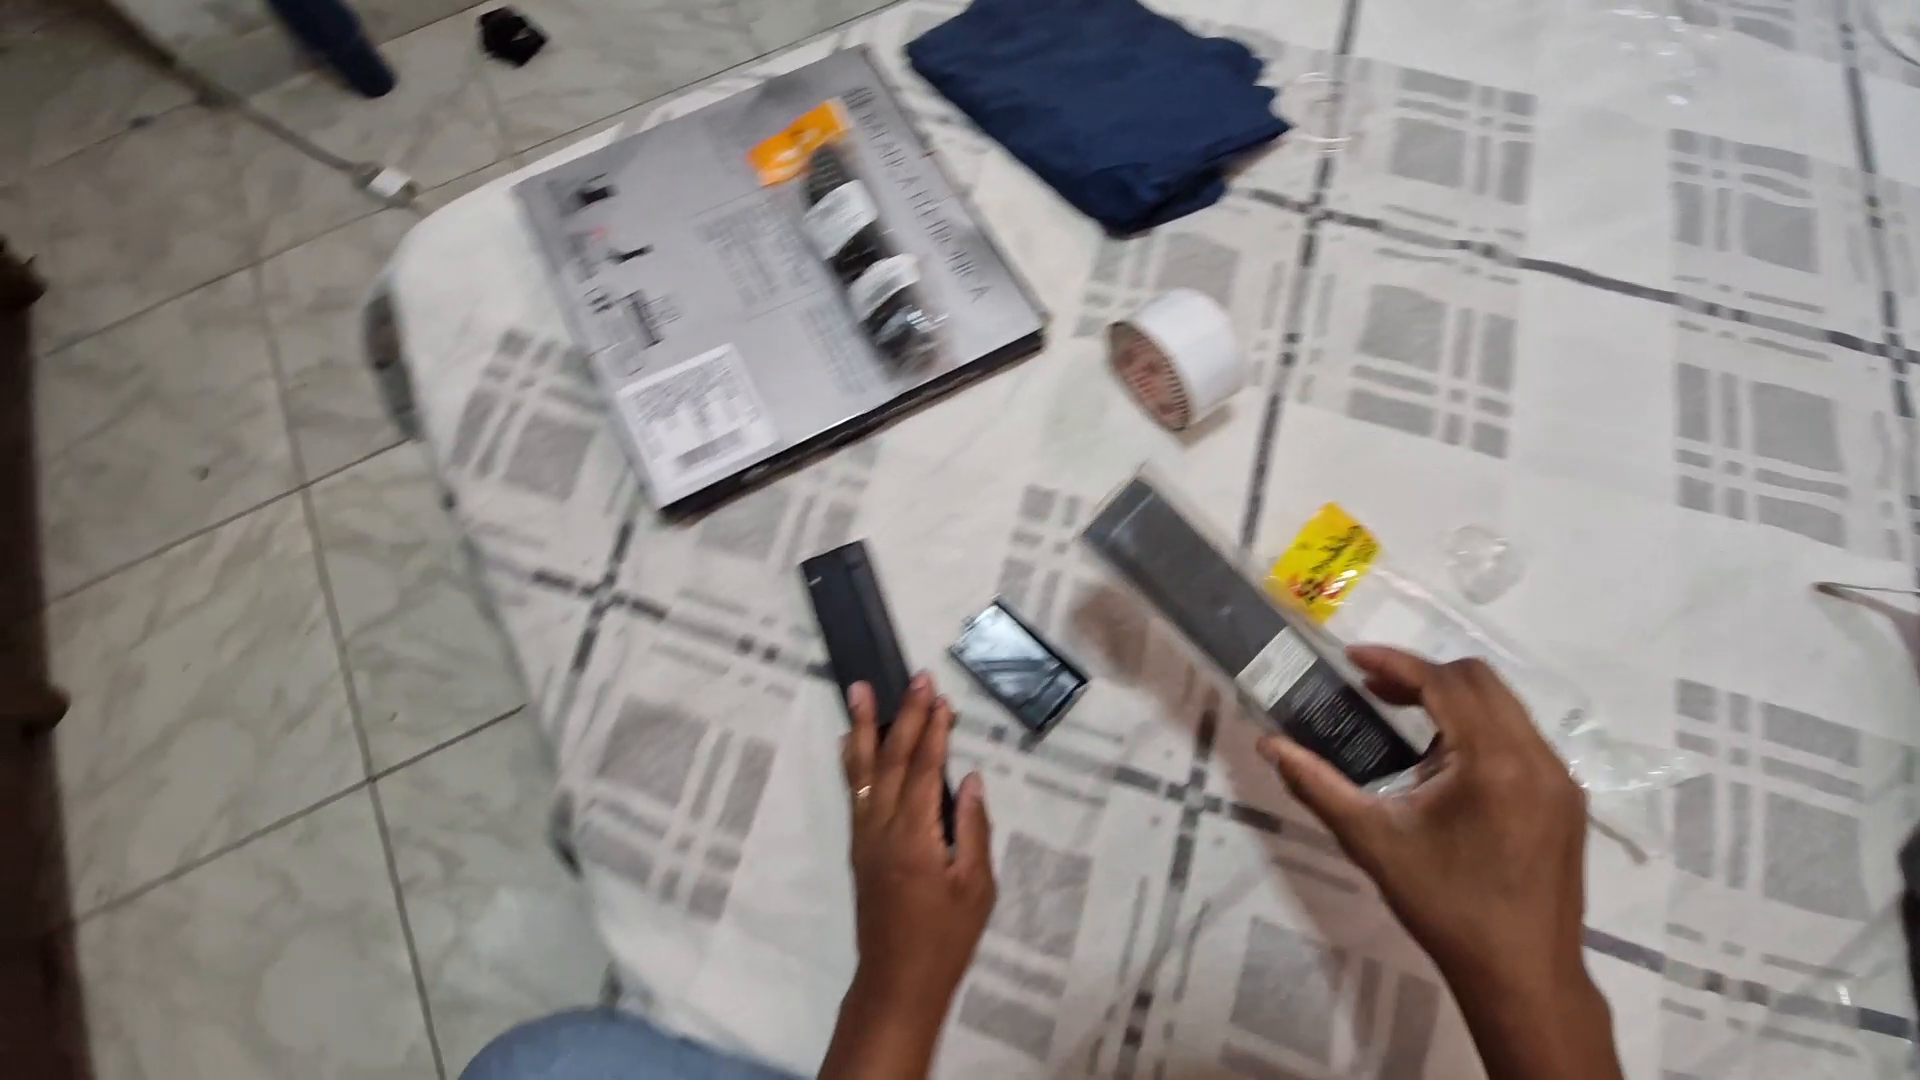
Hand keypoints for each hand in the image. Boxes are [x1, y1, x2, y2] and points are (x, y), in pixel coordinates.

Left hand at [820, 674, 994, 1079]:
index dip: (934, 731)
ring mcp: (865, 835)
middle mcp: (883, 827)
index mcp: (916, 836)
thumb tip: (971, 778)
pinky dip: (853, 761)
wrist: (897, 982)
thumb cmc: (946, 938)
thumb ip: (973, 828)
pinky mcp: (858, 845)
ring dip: (866, 726)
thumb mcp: (977, 888)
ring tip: (860, 691)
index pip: (926, 769)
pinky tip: (853, 740)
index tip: (941, 698)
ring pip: (864, 770)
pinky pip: (853, 792)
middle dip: (905, 715)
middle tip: (915, 678)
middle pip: (894, 759)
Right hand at [1256, 646, 1621, 1079]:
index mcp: (1493, 763)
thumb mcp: (1369, 839)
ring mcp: (1559, 780)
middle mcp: (1537, 760)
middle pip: (1479, 681)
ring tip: (1397, 712)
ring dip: (1449, 696)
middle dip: (1421, 673)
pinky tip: (1438, 756)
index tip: (1351, 659)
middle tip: (1370, 685)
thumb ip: (1315, 784)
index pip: (1446, 683)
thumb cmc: (1442, 904)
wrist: (1522, 975)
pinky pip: (1518, 734)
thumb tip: (1268, 745)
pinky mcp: (1565, 799)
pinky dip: (1475, 723)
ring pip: (1503, 705)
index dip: (1396, 662)